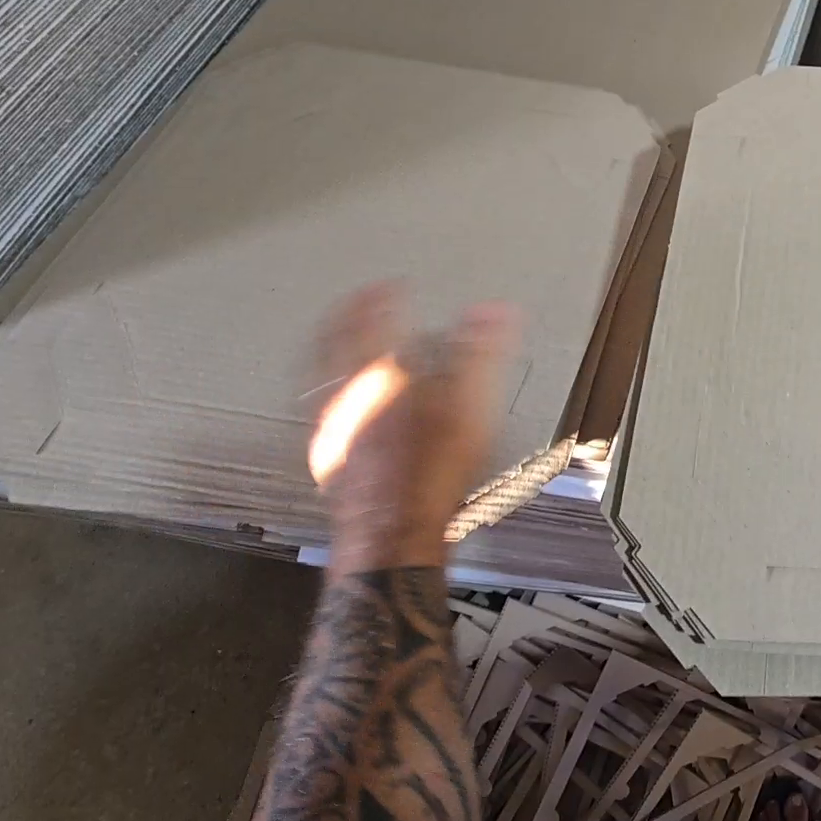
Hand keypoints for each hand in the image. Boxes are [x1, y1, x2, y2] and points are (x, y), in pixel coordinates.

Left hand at [309, 283, 518, 573]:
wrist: (393, 535)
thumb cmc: (433, 471)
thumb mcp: (471, 404)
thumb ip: (481, 352)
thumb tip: (494, 309)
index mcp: (377, 378)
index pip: (368, 323)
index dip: (378, 299)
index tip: (388, 285)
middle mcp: (345, 400)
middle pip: (332, 349)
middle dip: (345, 322)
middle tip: (355, 306)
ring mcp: (333, 433)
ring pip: (326, 382)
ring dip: (338, 358)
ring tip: (352, 350)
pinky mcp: (333, 462)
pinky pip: (330, 416)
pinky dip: (342, 398)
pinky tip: (357, 409)